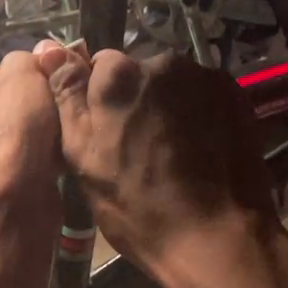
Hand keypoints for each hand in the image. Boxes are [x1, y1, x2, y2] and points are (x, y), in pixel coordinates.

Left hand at [0, 51, 60, 205]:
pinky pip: (23, 159)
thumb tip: (36, 60)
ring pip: (18, 132)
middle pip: (6, 103)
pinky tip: (57, 156)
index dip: (27, 76)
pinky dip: (40, 156)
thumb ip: (27, 59)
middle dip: (35, 104)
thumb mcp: (23, 75)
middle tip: (60, 106)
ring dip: (41, 132)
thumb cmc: (12, 129)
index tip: (48, 85)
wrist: (14, 199)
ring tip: (61, 132)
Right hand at [35, 46, 278, 276]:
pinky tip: (198, 153)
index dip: (96, 100)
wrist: (218, 239)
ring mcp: (205, 77)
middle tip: (135, 150)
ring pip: (171, 85)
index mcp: (118, 74)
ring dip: (165, 107)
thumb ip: (67, 97)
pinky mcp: (236, 97)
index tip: (103, 135)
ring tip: (170, 155)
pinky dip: (196, 115)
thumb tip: (50, 48)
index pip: (96, 66)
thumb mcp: (84, 157)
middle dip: (133, 101)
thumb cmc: (138, 206)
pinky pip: (202, 97)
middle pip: (137, 73)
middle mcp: (163, 62)